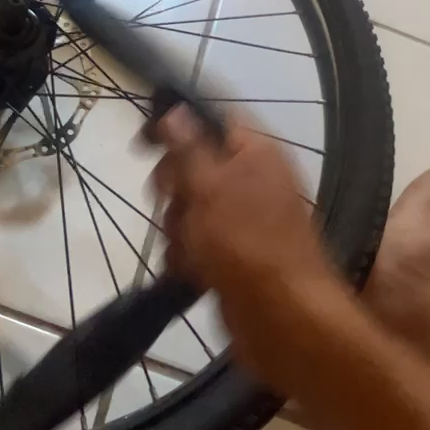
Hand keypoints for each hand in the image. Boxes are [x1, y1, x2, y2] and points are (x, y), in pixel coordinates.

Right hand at [149, 106, 344, 382]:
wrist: (284, 319)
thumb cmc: (247, 242)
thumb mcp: (209, 187)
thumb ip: (187, 147)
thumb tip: (175, 109)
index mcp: (255, 149)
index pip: (212, 116)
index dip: (177, 121)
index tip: (145, 139)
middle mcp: (251, 177)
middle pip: (194, 164)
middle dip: (174, 187)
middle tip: (172, 199)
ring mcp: (242, 218)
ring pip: (189, 206)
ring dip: (178, 227)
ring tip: (190, 248)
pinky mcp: (232, 254)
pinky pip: (196, 241)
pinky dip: (188, 254)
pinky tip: (191, 270)